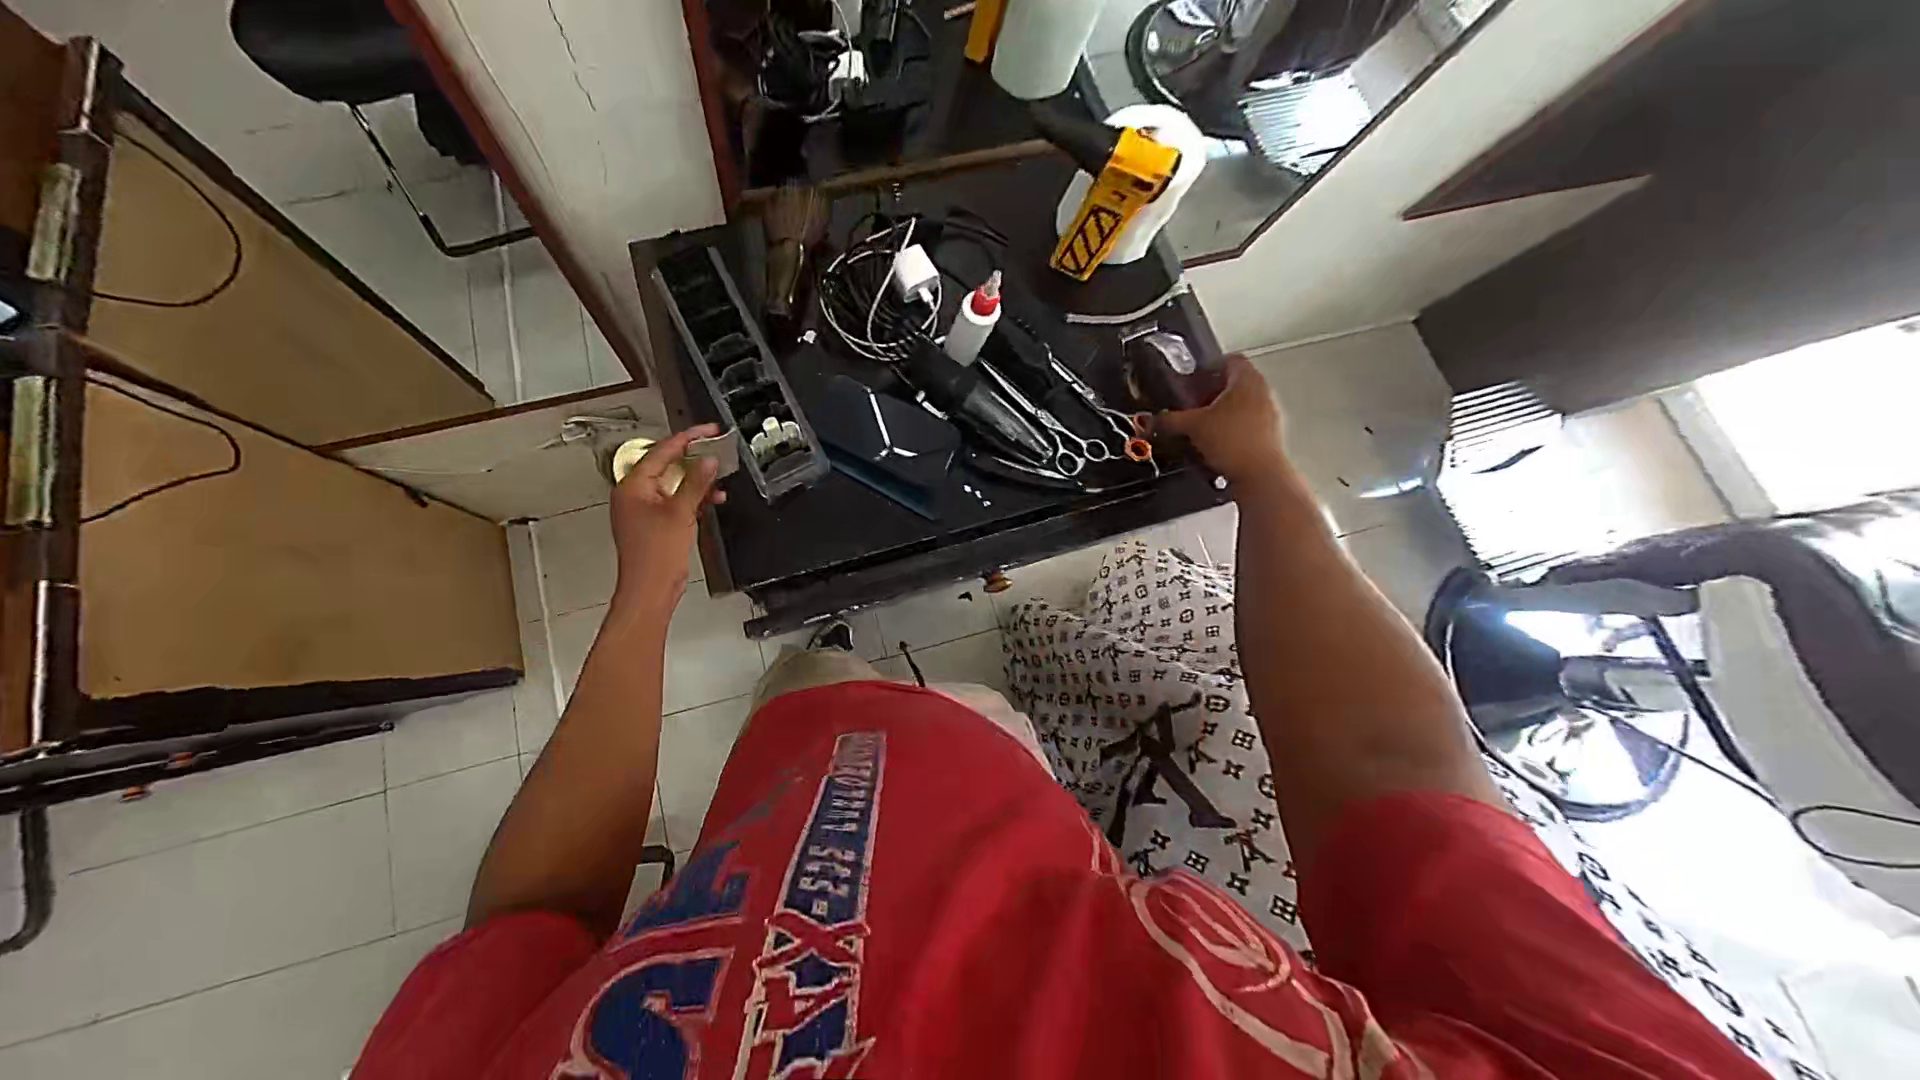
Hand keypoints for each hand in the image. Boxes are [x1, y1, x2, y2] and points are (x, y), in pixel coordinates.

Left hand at [609, 423, 725, 612]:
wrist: (650, 589)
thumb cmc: (655, 557)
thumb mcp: (681, 512)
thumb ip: (696, 482)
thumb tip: (708, 460)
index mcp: (632, 487)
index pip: (662, 452)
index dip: (687, 439)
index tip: (707, 431)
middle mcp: (634, 495)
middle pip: (667, 466)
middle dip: (694, 461)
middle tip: (716, 451)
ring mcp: (644, 510)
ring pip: (673, 484)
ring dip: (696, 482)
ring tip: (718, 481)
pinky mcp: (655, 524)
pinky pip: (675, 501)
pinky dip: (692, 499)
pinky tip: (710, 500)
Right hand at [1154, 354, 1289, 489]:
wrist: (1258, 475)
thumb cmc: (1231, 441)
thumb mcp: (1191, 427)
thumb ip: (1168, 420)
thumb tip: (1149, 420)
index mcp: (1247, 379)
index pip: (1230, 360)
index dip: (1209, 367)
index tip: (1194, 379)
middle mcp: (1263, 392)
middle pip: (1235, 384)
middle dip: (1212, 393)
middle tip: (1193, 404)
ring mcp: (1270, 414)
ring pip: (1242, 405)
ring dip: (1222, 413)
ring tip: (1202, 427)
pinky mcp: (1270, 436)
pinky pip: (1247, 425)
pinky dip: (1231, 430)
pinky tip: (1216, 445)